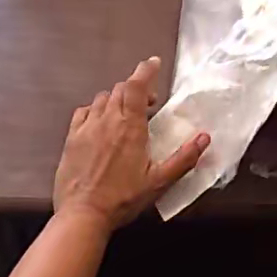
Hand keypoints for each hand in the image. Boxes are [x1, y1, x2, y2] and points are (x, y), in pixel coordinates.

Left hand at [54, 57, 208, 230]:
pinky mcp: (71, 138)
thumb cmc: (122, 199)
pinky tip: (100, 124)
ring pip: (101, 99)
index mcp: (130, 127)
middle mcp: (106, 121)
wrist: (83, 213)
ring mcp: (86, 128)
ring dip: (115, 100)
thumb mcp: (159, 182)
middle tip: (148, 104)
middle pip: (119, 90)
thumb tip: (205, 138)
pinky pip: (83, 113)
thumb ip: (184, 158)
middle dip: (135, 89)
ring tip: (125, 115)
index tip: (153, 63)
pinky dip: (94, 110)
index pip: (136, 86)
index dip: (145, 71)